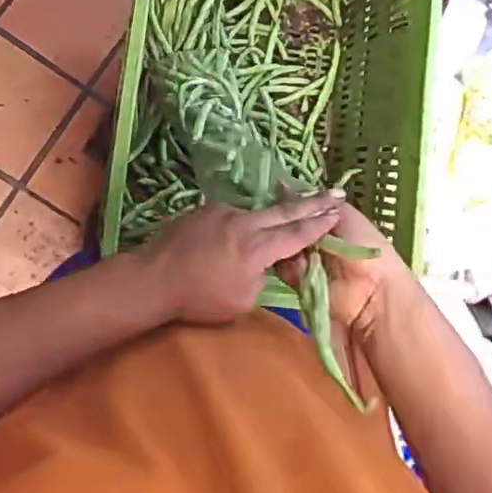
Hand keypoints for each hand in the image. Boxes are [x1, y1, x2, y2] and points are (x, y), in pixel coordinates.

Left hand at [136, 194, 344, 324]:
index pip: (296, 234)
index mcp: (256, 247)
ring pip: (256, 213)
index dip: (319, 225)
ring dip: (273, 217)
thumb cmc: (199, 298)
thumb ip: (262, 277)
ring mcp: (222, 211)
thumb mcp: (242, 300)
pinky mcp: (204, 209)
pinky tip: (238, 234)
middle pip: (285, 210)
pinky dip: (243, 223)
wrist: (153, 278)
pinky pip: (233, 215)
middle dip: (313, 202)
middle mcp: (243, 221)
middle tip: (336, 192)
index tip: (338, 213)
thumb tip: (266, 263)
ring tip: (286, 218)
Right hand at [276, 203, 411, 343]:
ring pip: (284, 245)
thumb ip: (316, 203)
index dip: (290, 203)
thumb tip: (285, 186)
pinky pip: (284, 267)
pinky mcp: (300, 282)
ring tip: (281, 238)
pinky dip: (285, 263)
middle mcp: (318, 240)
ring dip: (283, 241)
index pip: (303, 209)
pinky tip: (288, 259)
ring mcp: (308, 261)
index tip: (274, 195)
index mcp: (331, 222)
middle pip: (290, 226)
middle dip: (283, 222)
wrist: (372, 296)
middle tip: (272, 217)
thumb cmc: (365, 250)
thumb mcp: (345, 216)